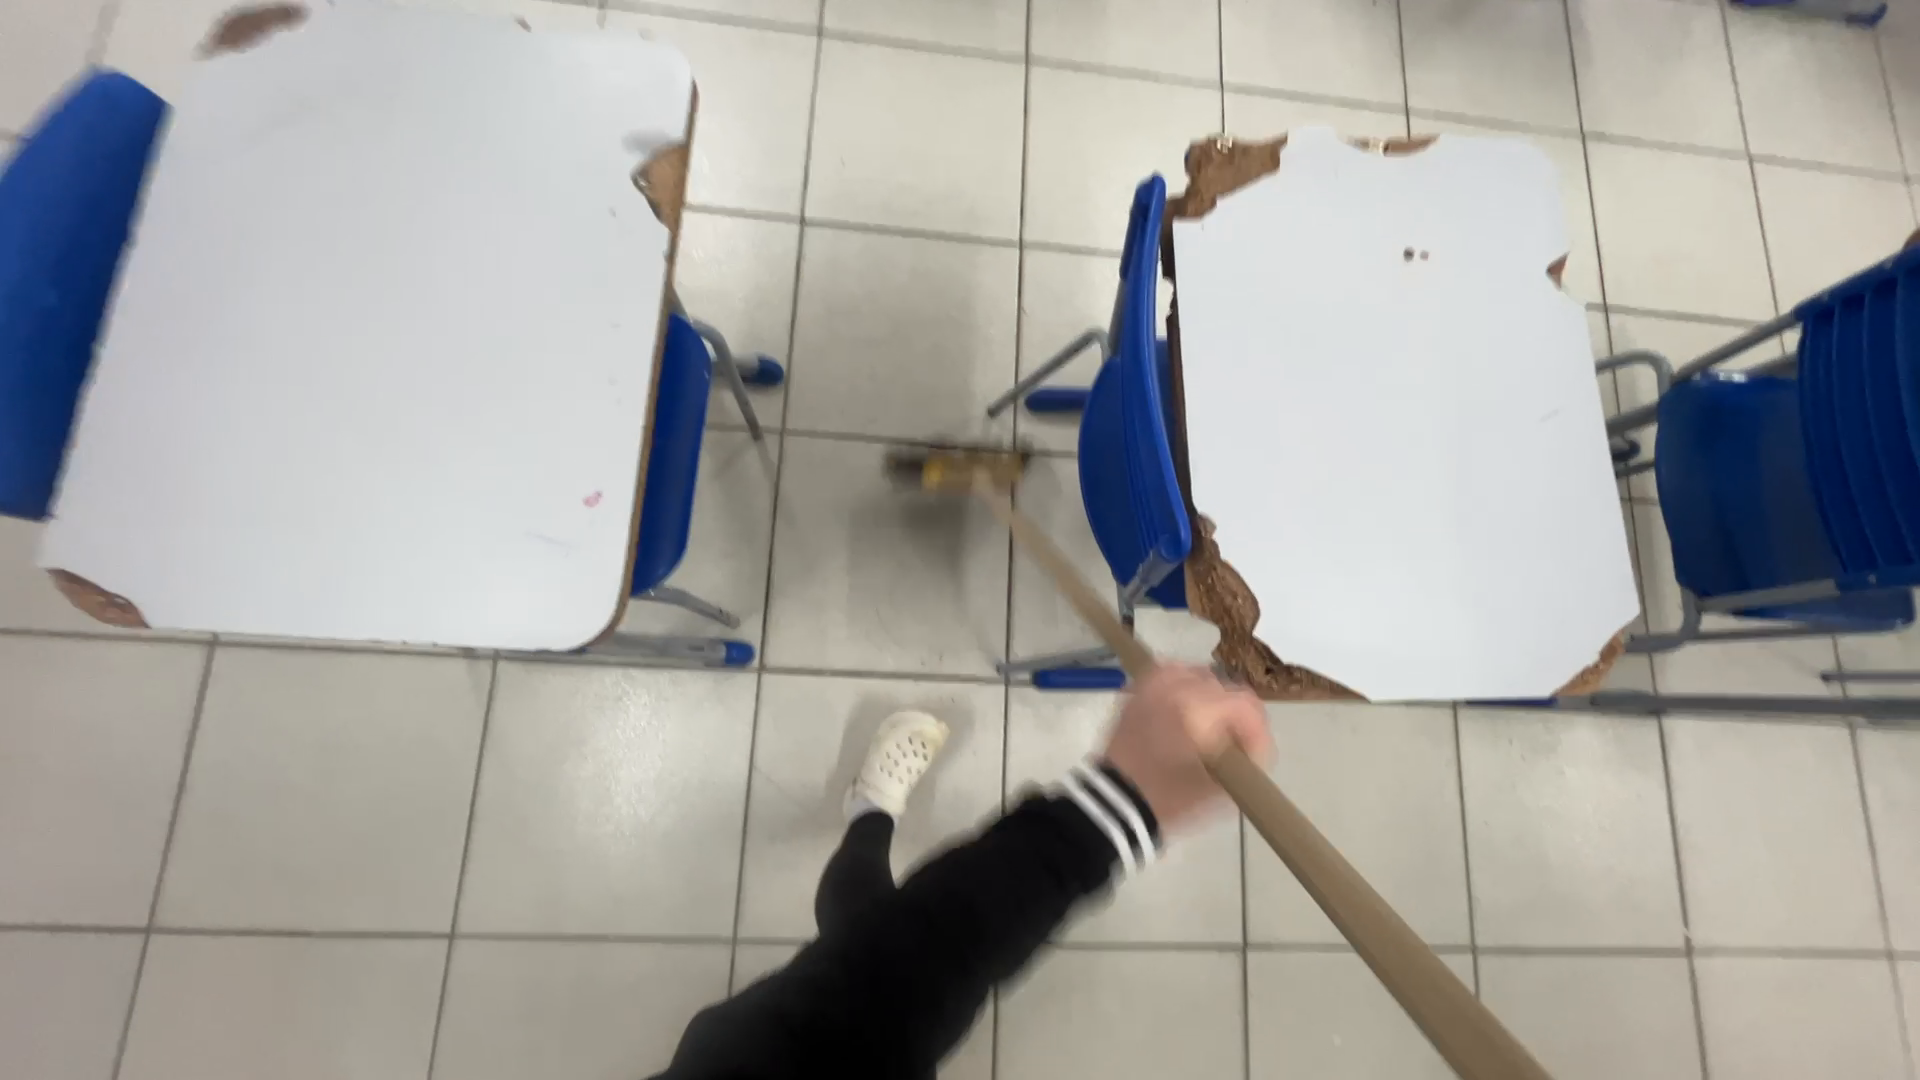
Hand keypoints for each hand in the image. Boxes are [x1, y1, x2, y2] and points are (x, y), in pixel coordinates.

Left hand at [1101, 664, 1271, 832]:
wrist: (1116, 799)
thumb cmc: (1169, 799)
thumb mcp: (1219, 788)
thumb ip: (1246, 761)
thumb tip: (1255, 747)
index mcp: (1196, 708)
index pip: (1245, 703)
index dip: (1257, 729)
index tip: (1254, 754)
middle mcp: (1174, 686)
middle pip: (1223, 686)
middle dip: (1234, 714)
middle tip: (1232, 744)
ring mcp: (1152, 684)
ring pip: (1197, 674)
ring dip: (1210, 698)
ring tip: (1209, 726)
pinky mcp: (1137, 690)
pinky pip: (1169, 672)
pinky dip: (1183, 685)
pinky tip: (1185, 708)